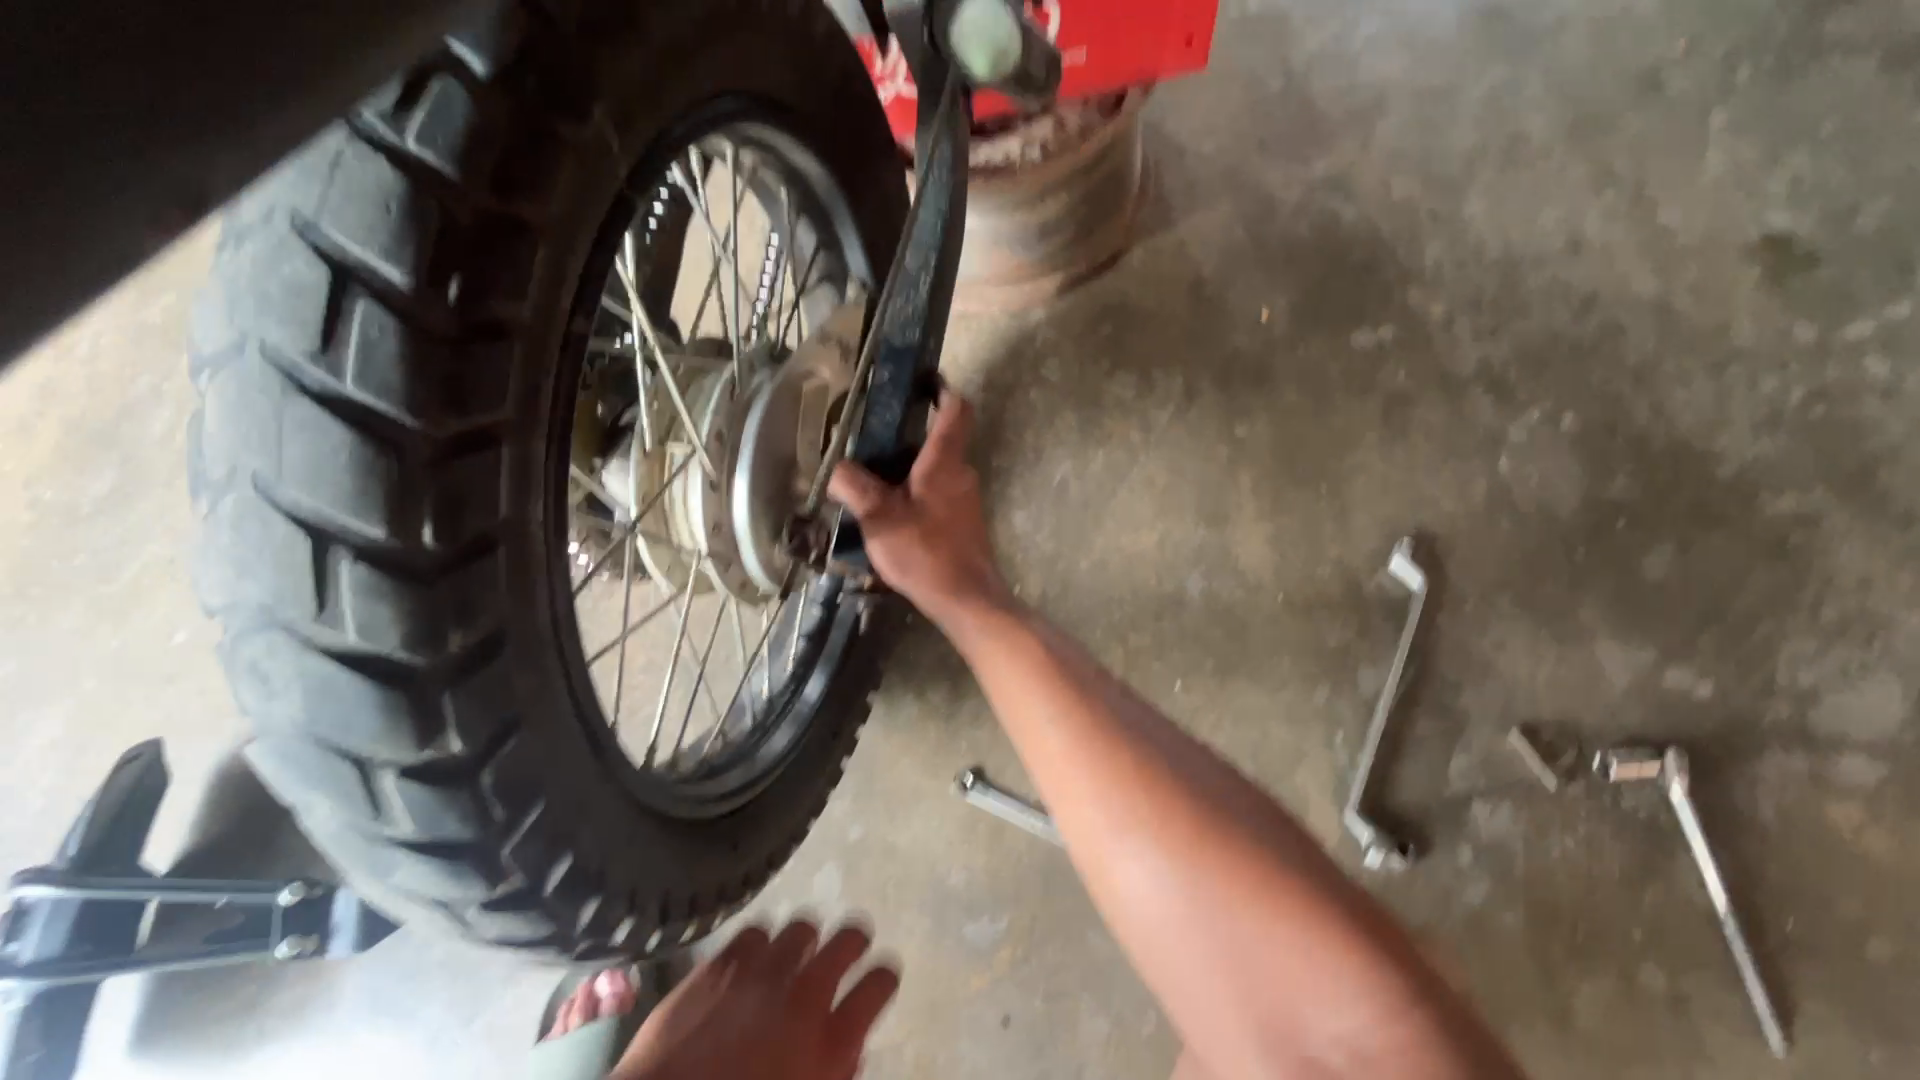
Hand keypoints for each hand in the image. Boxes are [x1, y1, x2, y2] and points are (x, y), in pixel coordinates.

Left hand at [614, 920, 899, 1079]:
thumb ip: (835, 1066)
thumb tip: (846, 1046)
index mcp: (833, 1040)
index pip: (881, 984)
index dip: (884, 978)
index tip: (880, 978)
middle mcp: (805, 995)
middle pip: (849, 939)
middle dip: (854, 940)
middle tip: (850, 947)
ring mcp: (761, 974)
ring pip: (802, 927)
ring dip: (805, 940)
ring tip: (797, 950)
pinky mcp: (721, 964)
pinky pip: (754, 930)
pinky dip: (760, 941)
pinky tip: (755, 955)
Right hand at [828, 389, 1011, 624]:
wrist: (966, 599)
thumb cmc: (925, 552)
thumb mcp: (879, 518)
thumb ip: (854, 487)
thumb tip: (835, 467)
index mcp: (944, 462)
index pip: (956, 410)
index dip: (942, 390)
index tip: (923, 382)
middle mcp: (961, 473)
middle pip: (941, 440)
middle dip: (910, 436)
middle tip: (872, 438)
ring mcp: (966, 500)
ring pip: (937, 470)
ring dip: (909, 469)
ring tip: (872, 479)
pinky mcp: (963, 524)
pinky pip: (938, 495)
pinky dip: (916, 494)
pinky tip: (890, 514)